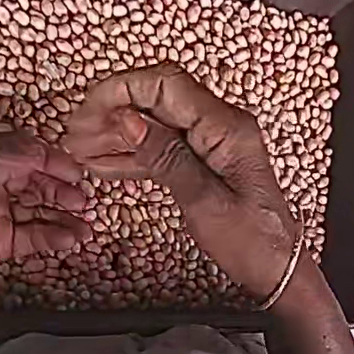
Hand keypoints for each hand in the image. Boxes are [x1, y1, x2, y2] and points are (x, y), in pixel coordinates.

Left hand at [0, 133, 92, 320]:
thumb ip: (4, 159)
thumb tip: (41, 151)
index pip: (20, 152)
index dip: (49, 159)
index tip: (74, 172)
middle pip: (33, 180)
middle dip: (60, 188)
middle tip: (82, 199)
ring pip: (37, 210)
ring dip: (63, 215)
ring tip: (85, 224)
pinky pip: (33, 237)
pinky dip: (53, 238)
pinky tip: (69, 240)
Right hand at [61, 64, 300, 300]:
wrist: (277, 270)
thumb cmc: (251, 242)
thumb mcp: (204, 202)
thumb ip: (165, 157)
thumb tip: (126, 119)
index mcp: (226, 128)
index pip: (165, 84)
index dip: (121, 90)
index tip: (88, 111)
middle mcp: (221, 127)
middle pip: (156, 100)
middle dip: (112, 112)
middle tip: (76, 135)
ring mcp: (213, 144)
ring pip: (155, 126)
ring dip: (117, 136)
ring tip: (81, 152)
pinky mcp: (207, 163)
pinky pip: (165, 150)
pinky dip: (134, 156)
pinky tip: (105, 165)